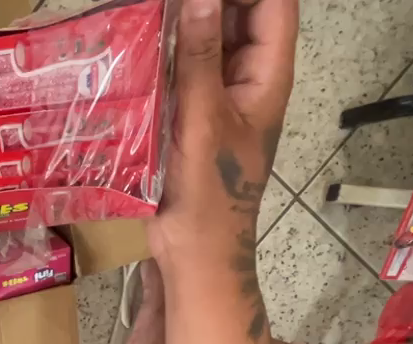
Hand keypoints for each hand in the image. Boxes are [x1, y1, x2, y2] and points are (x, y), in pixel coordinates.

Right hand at [149, 0, 296, 281]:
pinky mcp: (189, 117)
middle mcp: (245, 79)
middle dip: (206, 3)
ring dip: (182, 26)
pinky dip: (166, 59)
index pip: (272, 4)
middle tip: (165, 2)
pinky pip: (182, 75)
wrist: (194, 250)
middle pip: (237, 16)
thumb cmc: (209, 192)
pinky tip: (140, 47)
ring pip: (206, 43)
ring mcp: (217, 98)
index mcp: (266, 75)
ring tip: (150, 13)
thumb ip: (200, 57)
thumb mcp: (204, 120)